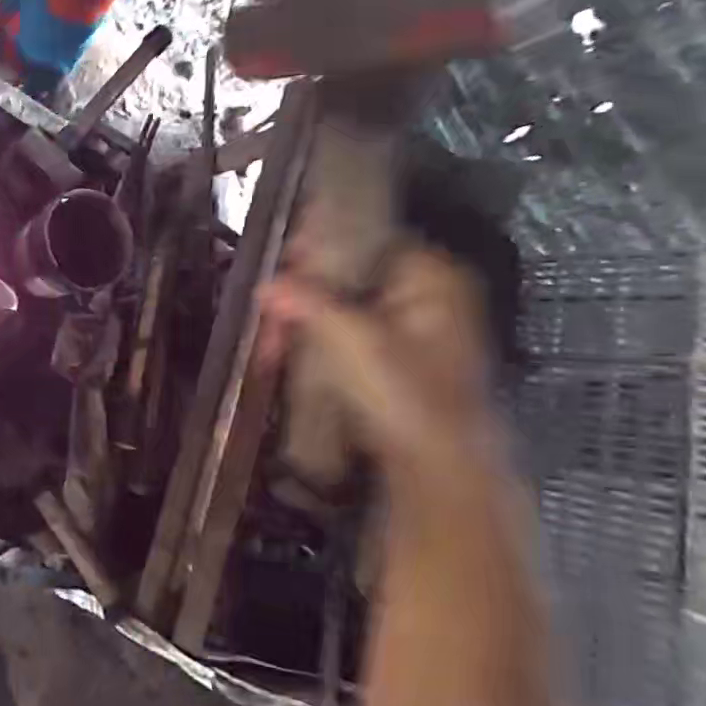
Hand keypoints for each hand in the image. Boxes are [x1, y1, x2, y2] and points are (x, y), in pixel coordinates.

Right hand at [259, 243, 495, 466]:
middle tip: (269, 319)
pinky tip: (291, 355)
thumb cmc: (404, 394)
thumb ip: (306, 302)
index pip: (367, 237)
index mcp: (432, 276)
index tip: (281, 264)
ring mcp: (415, 329)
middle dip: (304, 296)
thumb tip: (266, 284)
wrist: (438, 468)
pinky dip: (321, 341)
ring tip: (271, 346)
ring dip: (306, 322)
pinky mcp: (399, 359)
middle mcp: (428, 294)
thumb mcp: (352, 340)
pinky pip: (350, 334)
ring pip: (346, 306)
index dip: (320, 246)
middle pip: (352, 275)